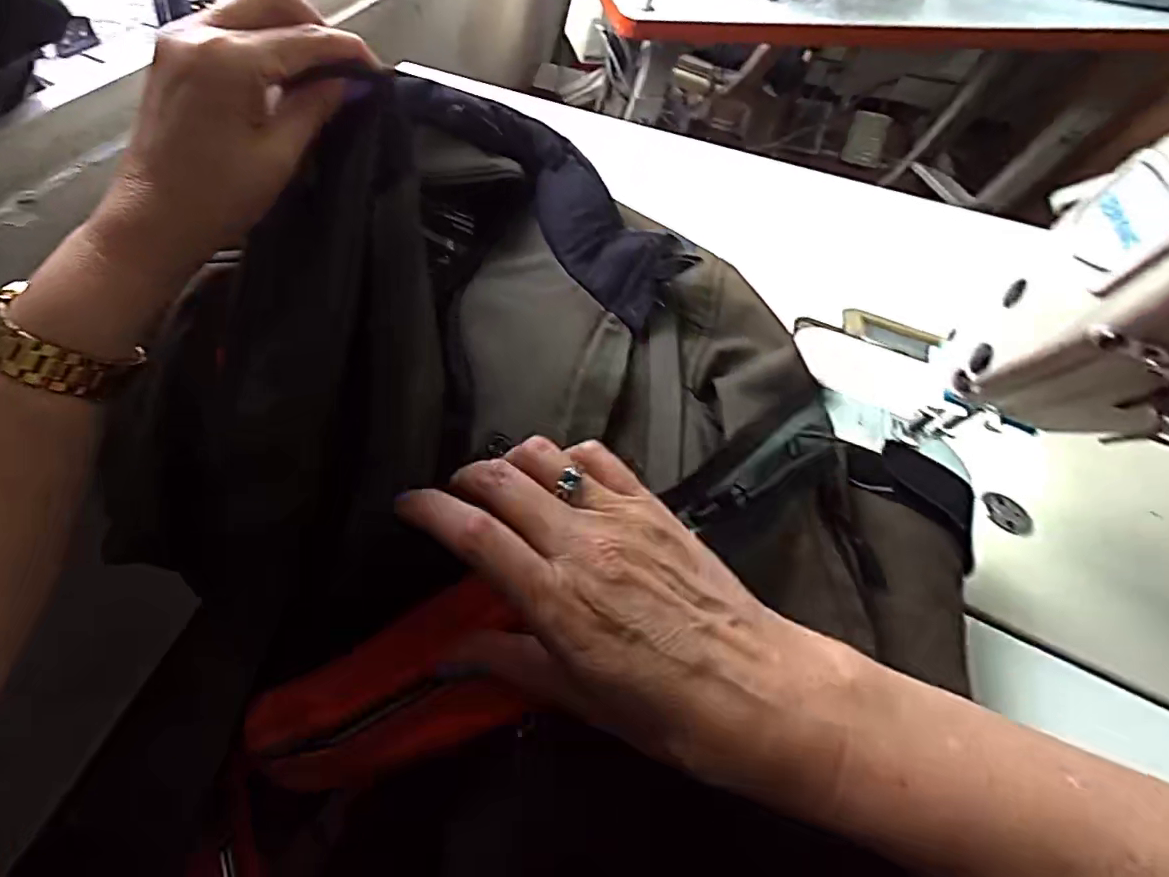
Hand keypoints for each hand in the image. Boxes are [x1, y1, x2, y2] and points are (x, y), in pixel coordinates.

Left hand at [6, 0, 376, 357]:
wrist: (152, 220)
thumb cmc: (215, 198)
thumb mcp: (278, 156)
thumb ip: (314, 107)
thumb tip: (347, 84)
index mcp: (228, 59)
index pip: (305, 38)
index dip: (348, 51)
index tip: (375, 70)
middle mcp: (199, 33)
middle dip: (319, 27)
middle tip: (344, 66)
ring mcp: (180, 40)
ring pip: (249, 6)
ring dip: (290, 30)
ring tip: (317, 71)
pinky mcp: (173, 55)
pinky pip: (227, 25)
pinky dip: (261, 39)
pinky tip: (280, 74)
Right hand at [396, 437, 865, 805]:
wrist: (761, 689)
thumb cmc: (668, 711)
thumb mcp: (578, 699)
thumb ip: (507, 661)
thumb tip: (447, 654)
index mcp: (557, 600)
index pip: (474, 534)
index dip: (429, 509)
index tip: (408, 503)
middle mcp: (583, 545)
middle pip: (501, 480)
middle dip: (463, 476)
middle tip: (452, 494)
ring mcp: (620, 517)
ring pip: (546, 457)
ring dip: (512, 462)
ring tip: (504, 484)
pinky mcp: (652, 505)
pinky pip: (598, 458)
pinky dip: (568, 457)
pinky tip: (564, 478)